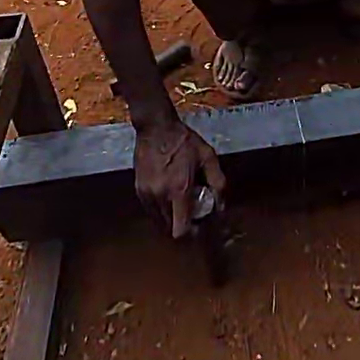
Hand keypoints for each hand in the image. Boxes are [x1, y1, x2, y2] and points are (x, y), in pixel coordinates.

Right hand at [133, 116, 227, 238]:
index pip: (180, 229)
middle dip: (181, 223)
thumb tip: (221, 206)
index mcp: (179, 189)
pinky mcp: (138, 189)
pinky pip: (150, 209)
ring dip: (169, 217)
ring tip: (178, 200)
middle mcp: (161, 196)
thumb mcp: (207, 156)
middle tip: (189, 209)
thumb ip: (217, 182)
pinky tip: (167, 193)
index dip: (190, 232)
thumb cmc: (184, 141)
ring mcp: (147, 194)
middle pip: (169, 227)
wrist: (155, 126)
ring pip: (159, 220)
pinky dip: (159, 208)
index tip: (197, 225)